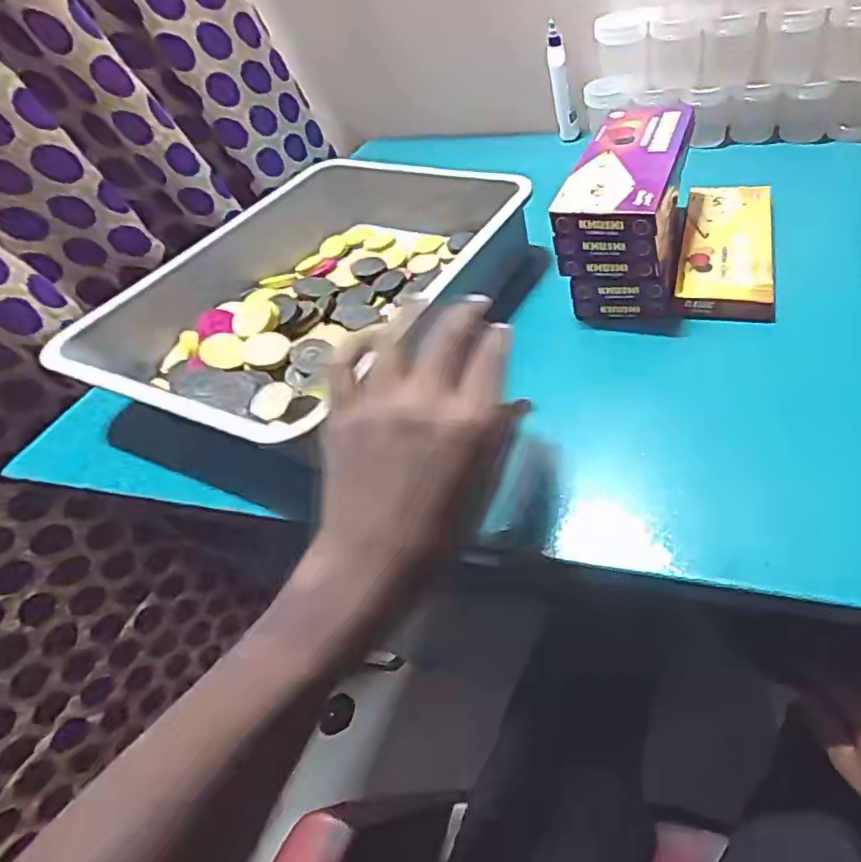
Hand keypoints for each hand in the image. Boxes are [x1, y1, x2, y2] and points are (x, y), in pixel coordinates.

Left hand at [262, 296, 525, 647]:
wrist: (371, 561)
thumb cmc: (440, 533)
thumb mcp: (483, 485)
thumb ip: (500, 436)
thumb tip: (518, 403)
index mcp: (468, 422)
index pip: (490, 358)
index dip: (499, 337)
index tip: (502, 329)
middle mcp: (425, 400)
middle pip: (448, 335)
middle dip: (467, 311)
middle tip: (475, 303)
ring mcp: (378, 402)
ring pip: (394, 336)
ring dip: (414, 312)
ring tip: (424, 300)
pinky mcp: (341, 412)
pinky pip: (343, 363)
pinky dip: (356, 343)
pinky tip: (369, 336)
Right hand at [799, 673, 860, 861]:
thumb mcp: (852, 770)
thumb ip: (823, 725)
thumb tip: (798, 694)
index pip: (826, 673)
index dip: (803, 669)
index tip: (786, 670)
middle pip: (849, 667)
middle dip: (826, 668)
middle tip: (806, 677)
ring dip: (850, 674)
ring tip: (832, 682)